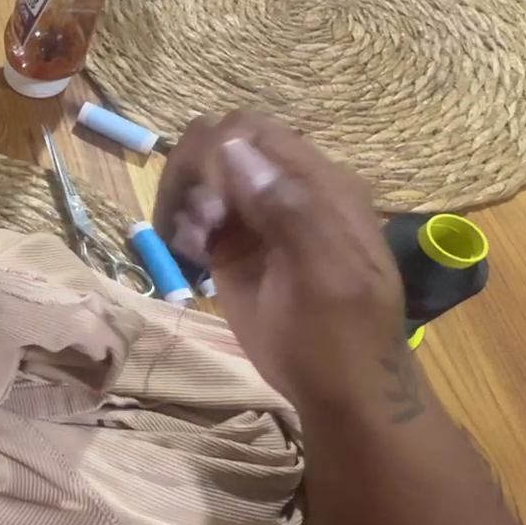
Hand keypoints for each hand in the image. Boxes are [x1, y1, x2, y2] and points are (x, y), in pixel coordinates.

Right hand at [154, 111, 407, 412]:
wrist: (341, 392)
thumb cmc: (338, 337)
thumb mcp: (324, 276)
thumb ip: (286, 208)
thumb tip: (231, 147)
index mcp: (319, 183)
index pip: (249, 131)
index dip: (214, 156)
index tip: (206, 206)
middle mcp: (285, 188)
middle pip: (217, 147)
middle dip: (194, 181)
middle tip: (199, 231)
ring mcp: (258, 216)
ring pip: (200, 179)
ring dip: (186, 207)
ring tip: (197, 247)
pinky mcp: (234, 243)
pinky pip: (195, 214)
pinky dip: (184, 228)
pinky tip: (195, 259)